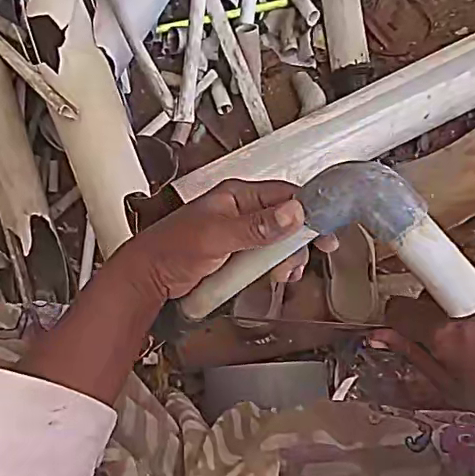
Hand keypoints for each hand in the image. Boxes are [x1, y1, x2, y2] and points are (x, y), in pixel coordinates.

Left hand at [107, 179, 335, 303]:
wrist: (149, 277)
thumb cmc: (171, 248)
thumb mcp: (217, 235)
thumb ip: (256, 227)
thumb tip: (293, 213)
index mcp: (236, 196)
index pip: (285, 195)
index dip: (309, 212)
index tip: (326, 232)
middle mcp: (240, 212)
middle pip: (285, 222)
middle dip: (294, 244)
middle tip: (293, 264)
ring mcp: (238, 235)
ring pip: (276, 245)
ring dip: (282, 261)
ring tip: (279, 275)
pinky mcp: (234, 256)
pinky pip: (262, 261)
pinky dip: (268, 271)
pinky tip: (268, 280)